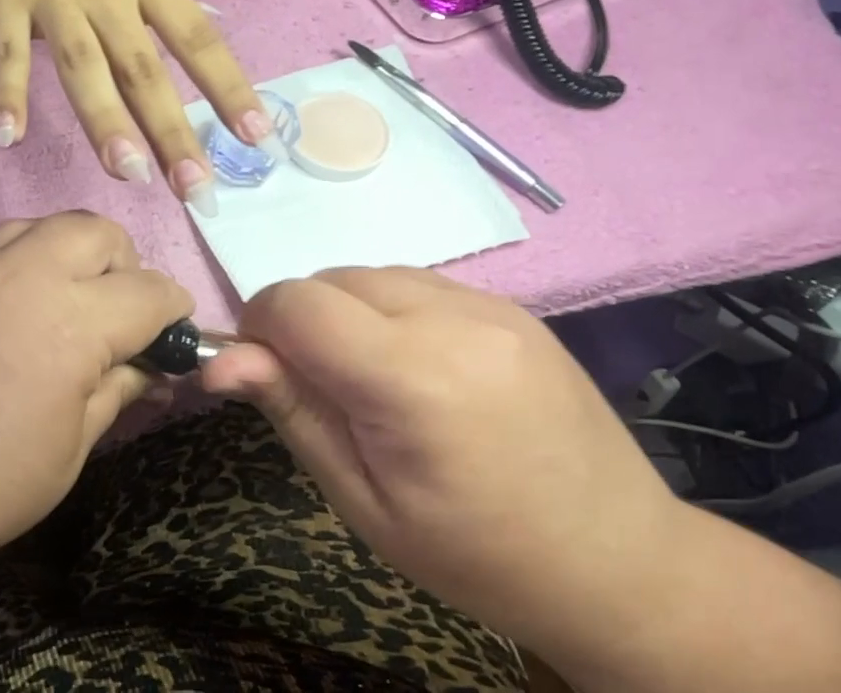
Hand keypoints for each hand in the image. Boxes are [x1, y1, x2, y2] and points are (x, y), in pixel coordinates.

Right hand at [0, 0, 264, 212]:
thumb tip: (166, 37)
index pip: (197, 37)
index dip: (228, 88)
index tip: (258, 138)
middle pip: (145, 68)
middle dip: (173, 130)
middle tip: (196, 190)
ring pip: (85, 67)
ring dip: (106, 123)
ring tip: (129, 175)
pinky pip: (7, 53)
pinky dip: (7, 93)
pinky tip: (7, 136)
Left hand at [0, 213, 190, 589]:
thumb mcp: (69, 450)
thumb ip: (117, 389)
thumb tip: (151, 366)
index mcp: (69, 320)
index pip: (150, 290)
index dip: (172, 316)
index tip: (169, 343)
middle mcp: (24, 272)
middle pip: (99, 232)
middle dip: (125, 267)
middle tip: (117, 321)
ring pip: (46, 224)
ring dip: (72, 255)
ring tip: (66, 308)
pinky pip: (0, 242)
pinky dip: (26, 259)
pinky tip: (16, 310)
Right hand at [200, 268, 687, 644]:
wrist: (623, 565)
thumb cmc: (476, 554)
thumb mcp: (361, 498)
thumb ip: (290, 410)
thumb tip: (217, 359)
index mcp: (412, 377)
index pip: (295, 303)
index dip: (259, 330)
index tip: (265, 376)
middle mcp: (454, 321)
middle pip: (328, 281)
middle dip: (301, 322)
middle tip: (321, 391)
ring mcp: (492, 307)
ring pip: (368, 275)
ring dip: (343, 313)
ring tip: (370, 382)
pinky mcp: (514, 307)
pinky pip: (416, 284)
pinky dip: (388, 311)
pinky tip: (415, 368)